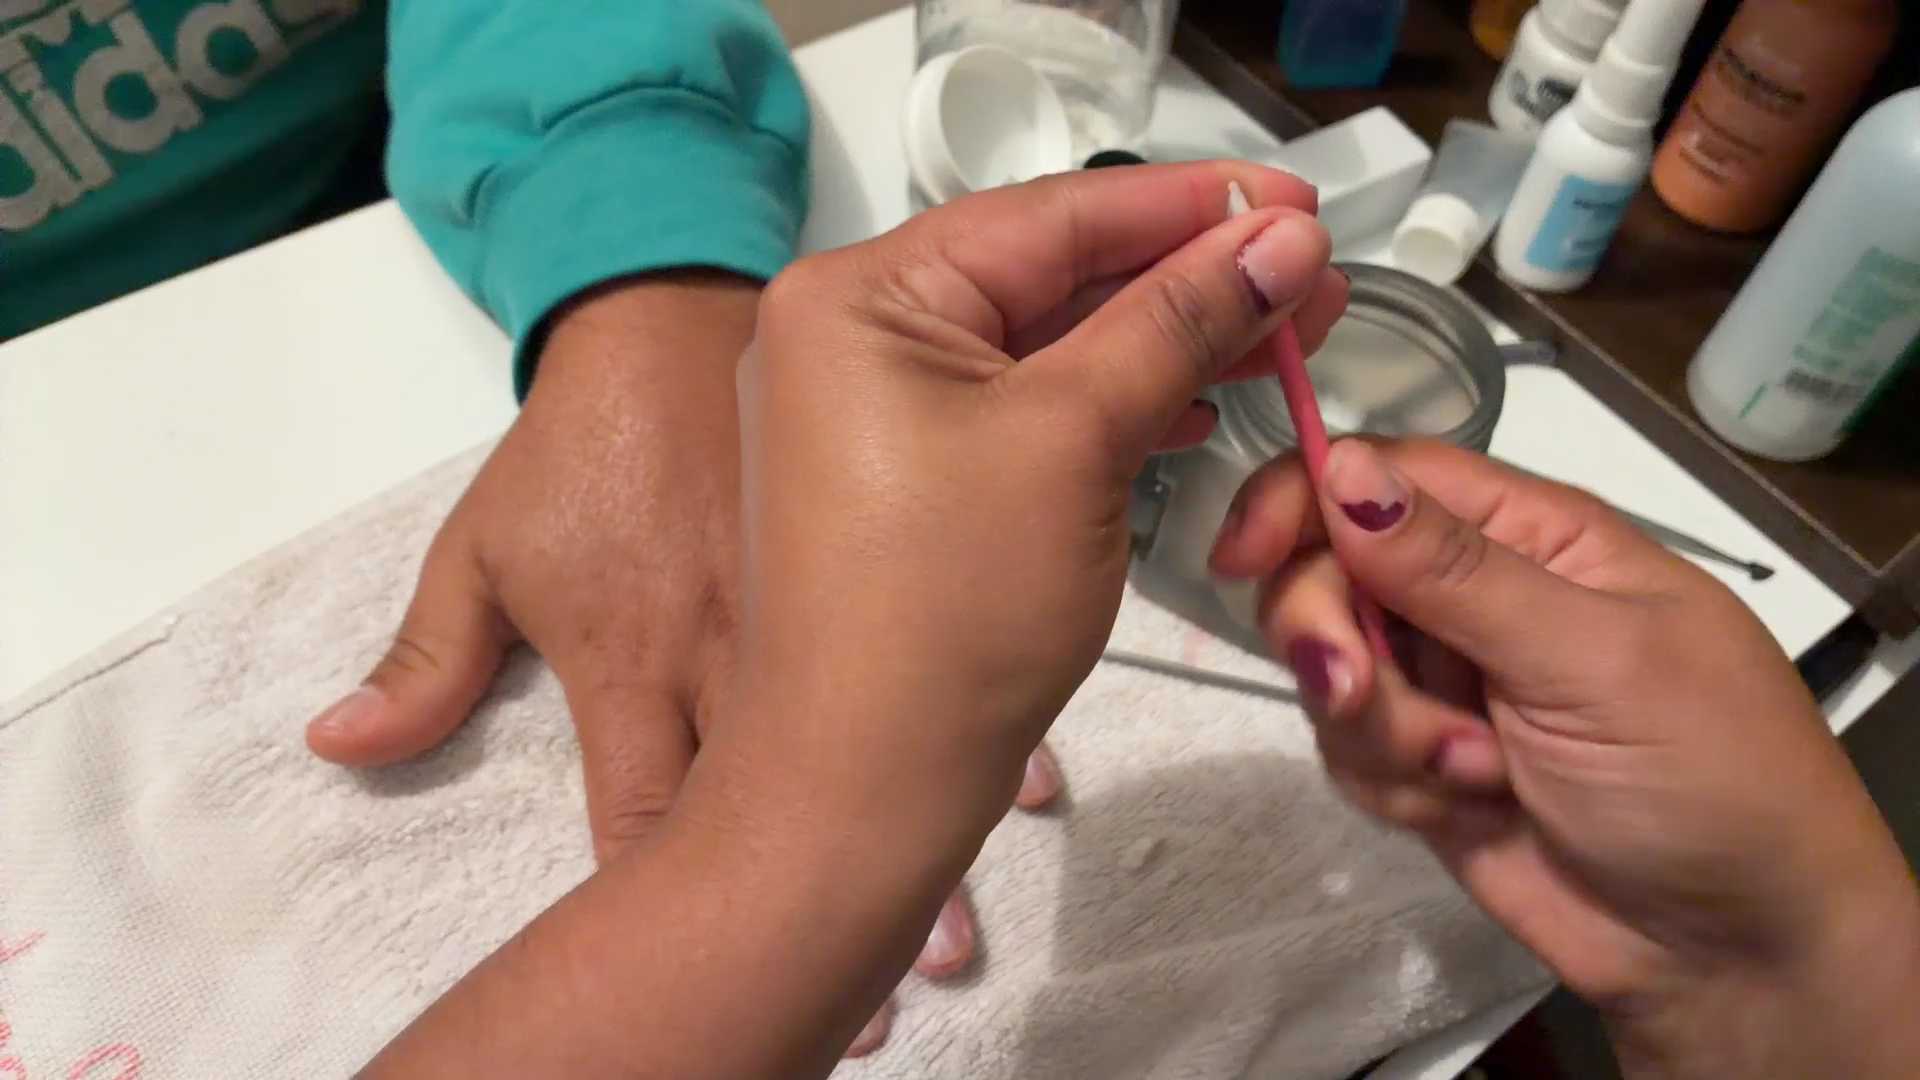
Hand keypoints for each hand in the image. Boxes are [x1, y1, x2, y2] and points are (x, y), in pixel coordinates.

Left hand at [298, 270, 1058, 1056]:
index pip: (649, 819)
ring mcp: (798, 608)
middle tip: (891, 989)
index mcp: (634, 661)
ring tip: (961, 921)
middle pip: (774, 802)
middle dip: (826, 900)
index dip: (690, 907)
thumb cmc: (585, 440)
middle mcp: (724, 654)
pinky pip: (918, 649)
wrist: (667, 323)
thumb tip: (344, 754)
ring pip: (860, 735)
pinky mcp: (855, 563)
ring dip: (914, 833)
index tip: (746, 973)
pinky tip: (1024, 774)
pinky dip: (966, 717)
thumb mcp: (492, 539)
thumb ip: (429, 653)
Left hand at [647, 163, 1343, 1061]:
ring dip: (1152, 345)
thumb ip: (1176, 323)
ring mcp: (871, 414)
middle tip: (1301, 276)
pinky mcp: (903, 476)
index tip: (1295, 200)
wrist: (865, 782)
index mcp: (858, 299)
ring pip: (1038, 351)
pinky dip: (1099, 405)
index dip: (1185, 204)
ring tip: (1267, 337)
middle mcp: (848, 340)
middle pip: (1045, 280)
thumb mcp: (1073, 440)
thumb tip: (1278, 237)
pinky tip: (1180, 403)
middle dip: (1180, 281)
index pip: (1047, 216)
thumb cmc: (949, 614)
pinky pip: (1015, 413)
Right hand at [1212, 439, 1919, 1075]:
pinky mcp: (1399, 742)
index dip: (1292, 500)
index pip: (1375, 477)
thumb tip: (1340, 467)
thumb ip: (1454, 568)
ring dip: (1382, 729)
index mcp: (1518, 536)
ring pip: (1322, 665)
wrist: (1721, 954)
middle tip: (1355, 696)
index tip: (1238, 558)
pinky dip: (1391, 779)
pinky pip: (1337, 740)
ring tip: (1471, 774)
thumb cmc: (1702, 779)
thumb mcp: (1592, 660)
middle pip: (1321, 572)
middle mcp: (1454, 591)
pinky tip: (1467, 806)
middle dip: (1329, 639)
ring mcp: (1421, 671)